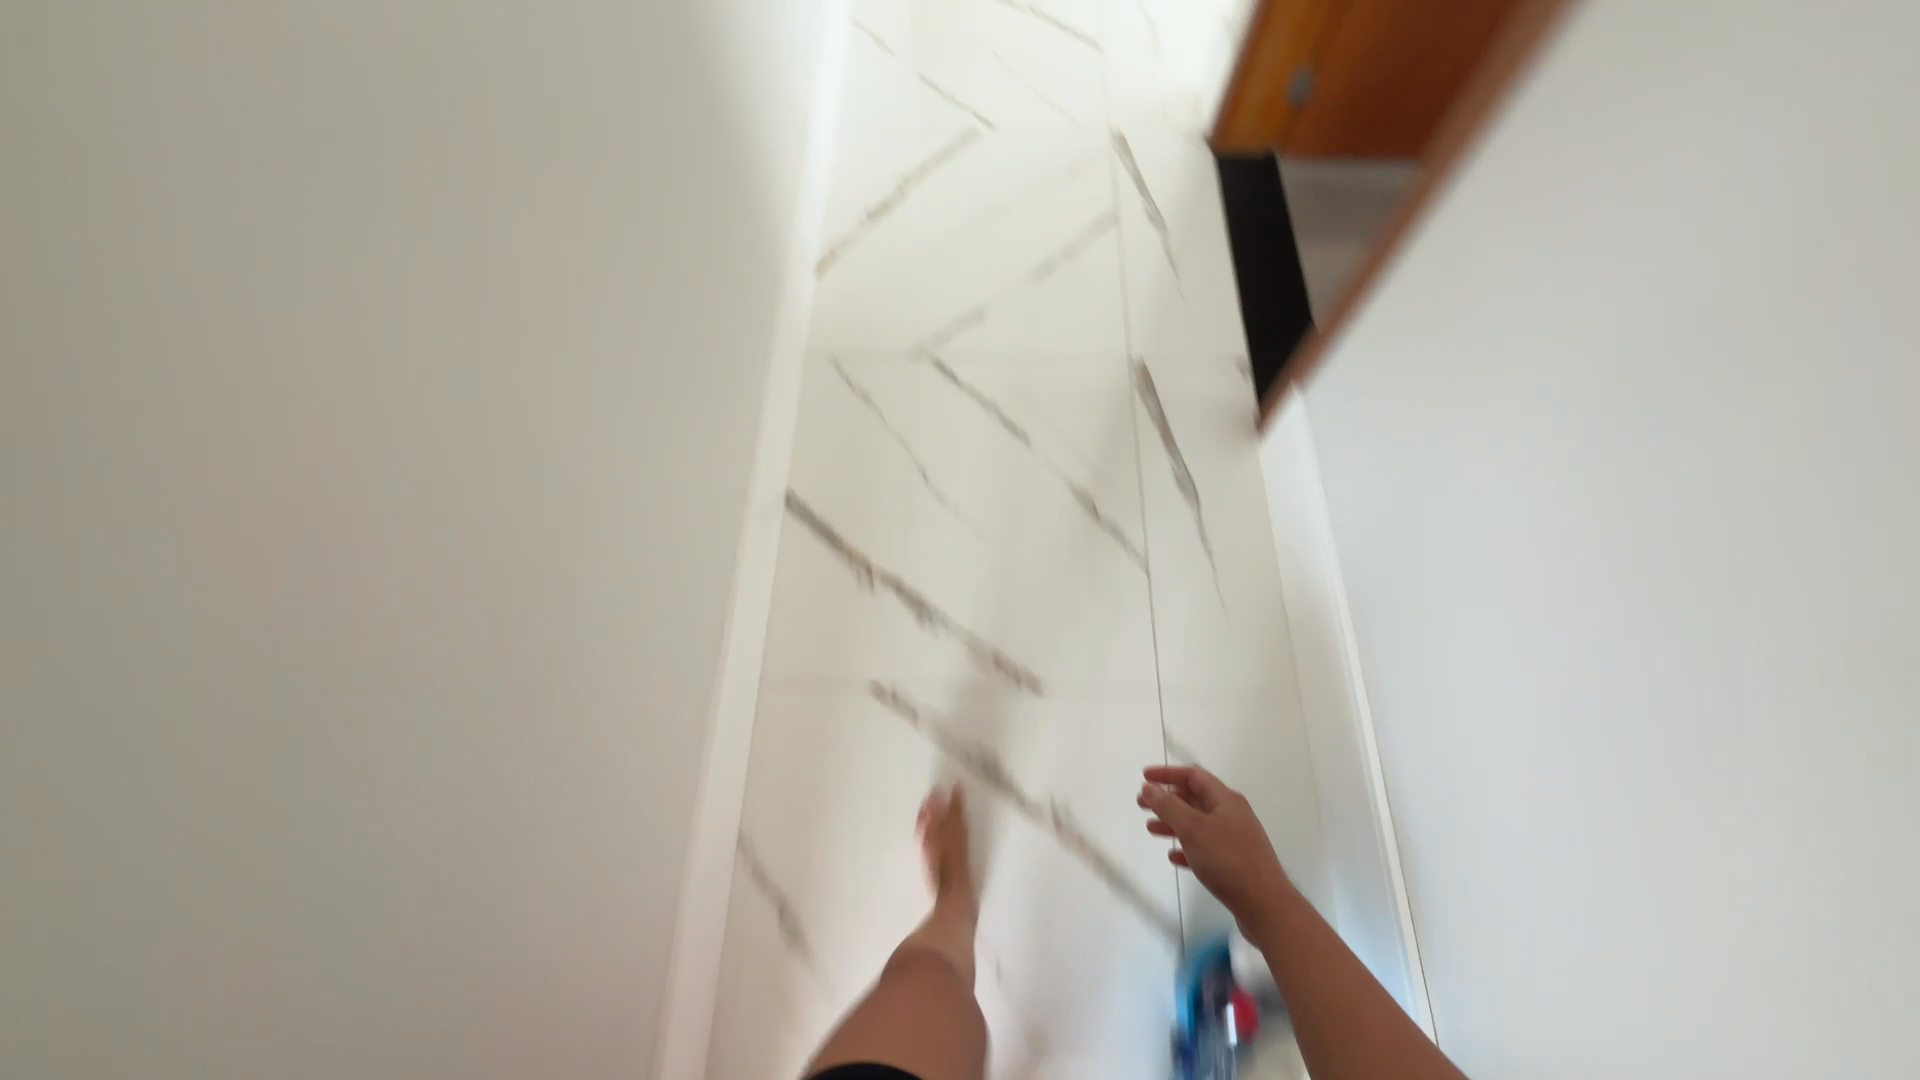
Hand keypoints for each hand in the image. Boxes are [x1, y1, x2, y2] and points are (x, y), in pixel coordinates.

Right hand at [1138, 765, 1292, 927]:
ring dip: (1173, 824)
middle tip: (1142, 804)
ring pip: (1198, 824)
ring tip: (1151, 829)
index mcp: (1225, 800)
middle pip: (1194, 799)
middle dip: (1167, 799)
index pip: (1193, 775)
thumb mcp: (1193, 829)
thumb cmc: (1227, 860)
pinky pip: (1205, 848)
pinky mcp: (1235, 863)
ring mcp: (1235, 839)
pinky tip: (1173, 857)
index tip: (1144, 778)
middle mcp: (1232, 815)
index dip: (1167, 773)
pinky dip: (1187, 848)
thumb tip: (1149, 787)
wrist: (1265, 905)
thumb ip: (1168, 806)